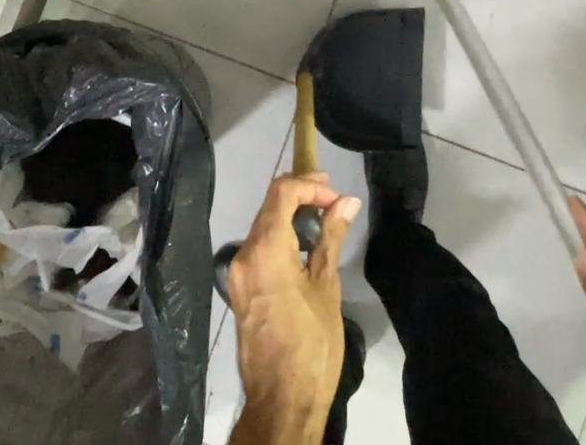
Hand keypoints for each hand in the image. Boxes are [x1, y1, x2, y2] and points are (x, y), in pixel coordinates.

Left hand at [226, 174, 361, 444]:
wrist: (282, 400)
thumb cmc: (312, 343)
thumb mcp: (327, 286)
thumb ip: (331, 237)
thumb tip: (347, 202)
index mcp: (264, 249)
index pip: (281, 193)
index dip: (309, 185)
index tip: (336, 197)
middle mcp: (243, 255)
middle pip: (269, 207)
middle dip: (301, 196)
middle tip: (334, 200)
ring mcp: (238, 274)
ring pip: (262, 227)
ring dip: (291, 217)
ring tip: (324, 221)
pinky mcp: (240, 290)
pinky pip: (258, 250)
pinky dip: (280, 239)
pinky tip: (304, 248)